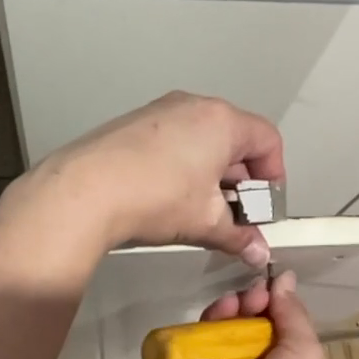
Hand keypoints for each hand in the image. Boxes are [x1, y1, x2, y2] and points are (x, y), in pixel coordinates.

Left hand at [5, 92, 284, 266]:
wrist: (85, 193)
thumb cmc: (155, 198)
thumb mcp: (206, 222)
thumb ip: (238, 237)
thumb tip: (256, 252)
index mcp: (222, 121)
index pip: (267, 140)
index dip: (273, 177)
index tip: (263, 208)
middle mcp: (193, 106)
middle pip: (235, 139)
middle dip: (241, 180)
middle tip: (234, 216)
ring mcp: (159, 112)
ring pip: (202, 141)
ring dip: (210, 176)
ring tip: (199, 212)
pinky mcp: (133, 125)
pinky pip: (172, 142)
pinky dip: (182, 168)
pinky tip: (168, 199)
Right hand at [186, 272, 327, 358]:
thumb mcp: (306, 352)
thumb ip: (292, 313)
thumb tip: (284, 278)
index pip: (278, 324)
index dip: (274, 302)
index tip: (271, 286)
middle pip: (248, 323)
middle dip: (251, 303)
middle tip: (251, 296)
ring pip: (222, 330)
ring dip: (229, 311)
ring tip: (234, 305)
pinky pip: (198, 346)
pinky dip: (204, 328)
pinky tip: (215, 316)